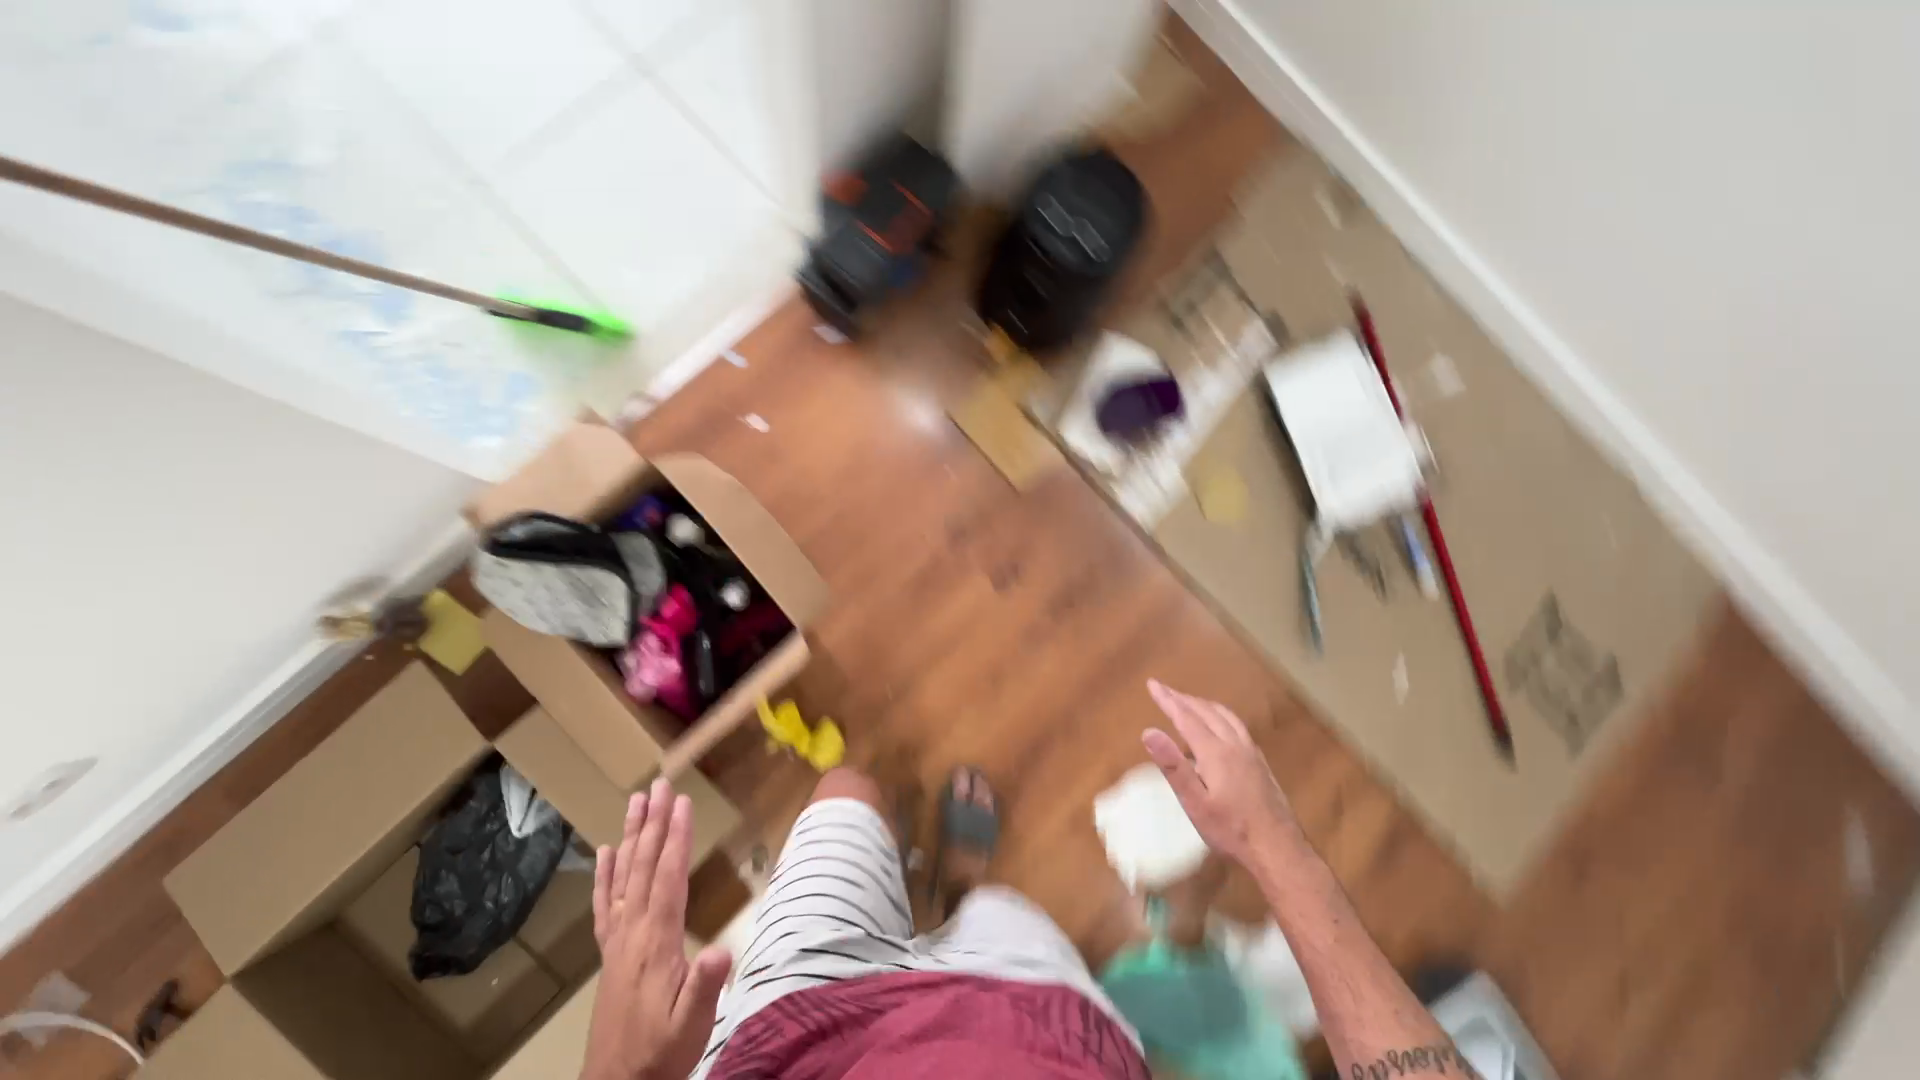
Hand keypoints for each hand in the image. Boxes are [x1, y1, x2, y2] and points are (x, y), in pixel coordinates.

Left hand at [581, 778, 732, 1079]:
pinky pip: (605, 904)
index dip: (676, 837)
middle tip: (659, 784)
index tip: (682, 802)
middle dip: (653, 823)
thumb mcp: (693, 1022)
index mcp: (656, 940)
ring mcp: (618, 941)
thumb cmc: (663, 1050)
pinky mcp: (611, 953)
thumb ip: (706, 984)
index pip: (668, 877)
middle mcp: (633, 931)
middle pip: (644, 865)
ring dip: (631, 836)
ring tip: (635, 802)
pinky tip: (604, 852)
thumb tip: (723, 948)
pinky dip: (605, 875)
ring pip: (623, 876)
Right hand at [1141, 680, 1297, 867]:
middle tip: (1164, 690)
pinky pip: (1237, 727)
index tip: (1152, 684)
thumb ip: (1172, 766)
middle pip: (1207, 712)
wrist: (1278, 848)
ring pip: (1226, 717)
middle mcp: (1235, 745)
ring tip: (1188, 702)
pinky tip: (1219, 728)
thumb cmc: (1231, 829)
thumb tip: (1148, 732)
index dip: (1168, 700)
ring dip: (1204, 705)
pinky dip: (1220, 717)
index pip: (1186, 718)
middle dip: (1184, 699)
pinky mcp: (1261, 763)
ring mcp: (1251, 753)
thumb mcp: (1194, 802)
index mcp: (1216, 752)